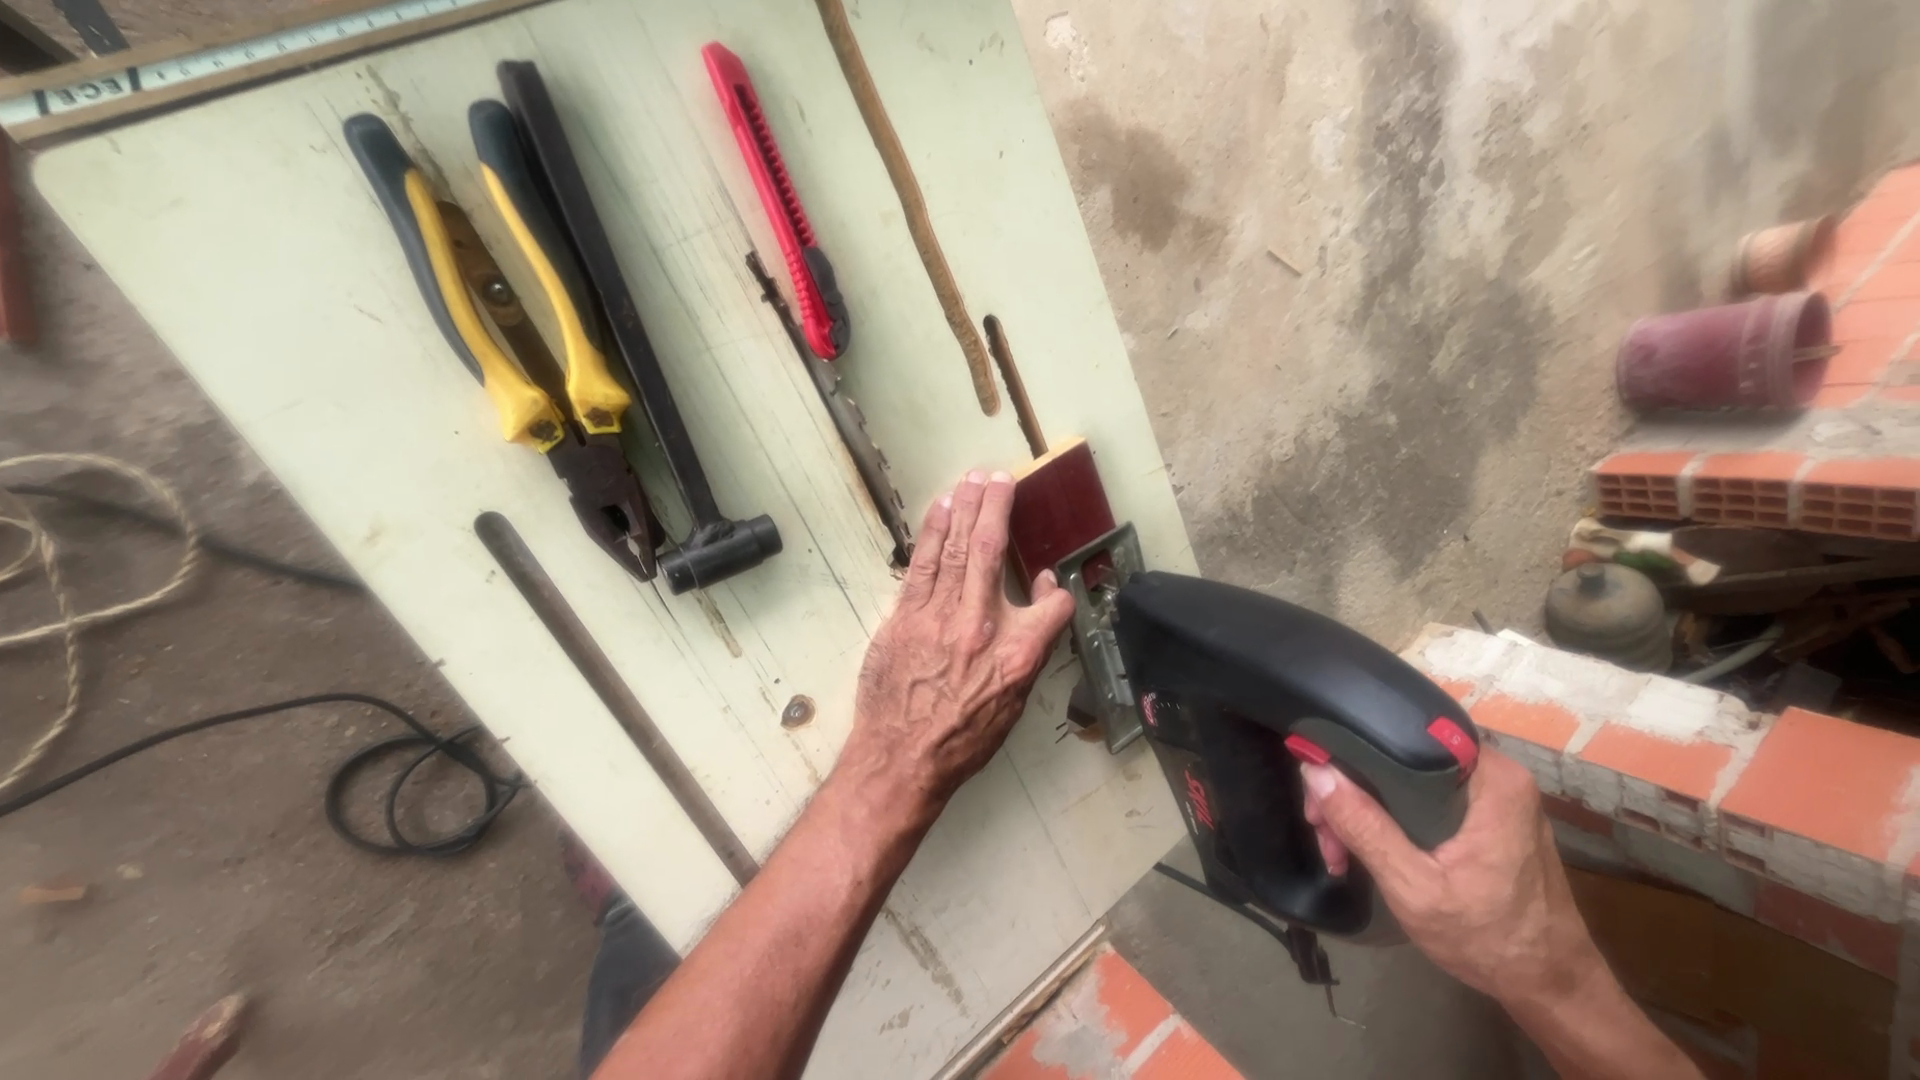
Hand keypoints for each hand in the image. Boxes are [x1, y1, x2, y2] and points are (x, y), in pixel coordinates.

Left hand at [837, 470, 1076, 818]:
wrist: (901, 759)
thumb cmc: (960, 740)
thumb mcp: (1013, 706)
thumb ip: (1030, 649)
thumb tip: (1039, 604)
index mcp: (1016, 656)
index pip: (1053, 607)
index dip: (1057, 591)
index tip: (1050, 582)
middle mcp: (979, 627)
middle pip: (992, 551)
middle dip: (996, 507)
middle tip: (1000, 476)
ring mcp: (937, 618)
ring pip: (954, 548)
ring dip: (964, 508)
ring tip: (972, 479)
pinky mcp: (904, 618)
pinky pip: (922, 564)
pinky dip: (932, 533)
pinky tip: (940, 509)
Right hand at [1301, 749, 1608, 1008]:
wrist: (1552, 987)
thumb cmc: (1490, 938)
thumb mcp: (1414, 887)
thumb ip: (1364, 826)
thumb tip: (1314, 771)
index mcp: (1490, 778)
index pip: (1402, 736)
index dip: (1349, 756)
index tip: (1320, 793)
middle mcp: (1496, 774)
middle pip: (1399, 761)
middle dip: (1352, 794)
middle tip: (1322, 831)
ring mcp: (1494, 796)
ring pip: (1408, 783)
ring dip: (1367, 813)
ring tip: (1340, 852)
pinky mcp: (1490, 816)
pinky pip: (1426, 801)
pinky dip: (1394, 822)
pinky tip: (1369, 851)